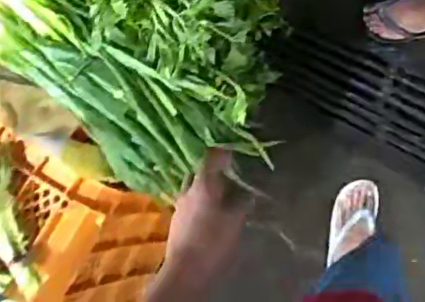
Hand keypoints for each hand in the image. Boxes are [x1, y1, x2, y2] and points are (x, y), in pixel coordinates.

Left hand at [155, 152, 247, 297]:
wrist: (184, 273)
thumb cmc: (212, 242)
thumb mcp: (234, 222)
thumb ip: (242, 204)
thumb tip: (248, 194)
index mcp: (203, 182)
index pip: (211, 156)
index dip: (222, 152)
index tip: (233, 152)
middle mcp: (188, 189)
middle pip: (199, 170)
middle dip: (211, 170)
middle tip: (226, 174)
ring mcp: (179, 205)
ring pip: (192, 187)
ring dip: (203, 187)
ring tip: (217, 195)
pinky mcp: (175, 222)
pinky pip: (188, 203)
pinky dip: (198, 202)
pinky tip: (207, 213)